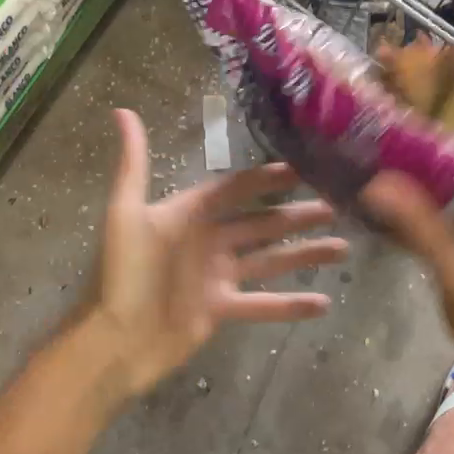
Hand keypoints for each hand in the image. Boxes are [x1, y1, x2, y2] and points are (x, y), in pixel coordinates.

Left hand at [92, 109, 347, 396]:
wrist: (111, 341)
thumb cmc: (119, 275)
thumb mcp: (125, 214)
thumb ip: (133, 164)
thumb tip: (123, 111)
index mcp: (187, 215)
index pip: (233, 189)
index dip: (265, 178)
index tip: (301, 168)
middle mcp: (207, 241)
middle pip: (261, 223)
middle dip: (296, 215)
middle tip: (334, 206)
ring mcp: (216, 277)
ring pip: (269, 260)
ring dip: (304, 253)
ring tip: (342, 246)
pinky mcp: (220, 310)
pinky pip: (262, 305)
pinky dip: (291, 305)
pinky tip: (323, 302)